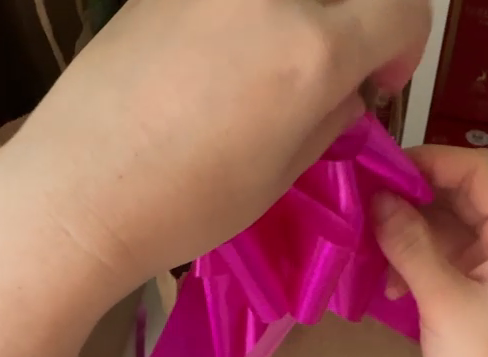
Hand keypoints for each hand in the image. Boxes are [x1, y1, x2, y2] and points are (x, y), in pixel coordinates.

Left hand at [0, 0, 430, 299]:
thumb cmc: (189, 205)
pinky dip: (248, 21)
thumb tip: (346, 91)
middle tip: (328, 77)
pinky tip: (215, 67)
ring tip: (267, 74)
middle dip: (355, 27)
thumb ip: (328, 119)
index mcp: (313, 49)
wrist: (81, 190)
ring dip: (301, 24)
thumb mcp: (280, 176)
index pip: (404, 10)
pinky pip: (234, 0)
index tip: (377, 87)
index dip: (405, 51)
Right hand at [371, 147, 487, 356]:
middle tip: (363, 200)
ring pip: (442, 232)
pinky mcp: (465, 303)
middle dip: (412, 198)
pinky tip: (387, 286)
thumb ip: (410, 245)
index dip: (432, 162)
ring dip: (406, 235)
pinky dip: (409, 266)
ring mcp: (486, 277)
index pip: (479, 173)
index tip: (382, 168)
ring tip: (369, 245)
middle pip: (458, 199)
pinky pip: (435, 265)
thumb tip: (376, 198)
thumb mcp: (444, 301)